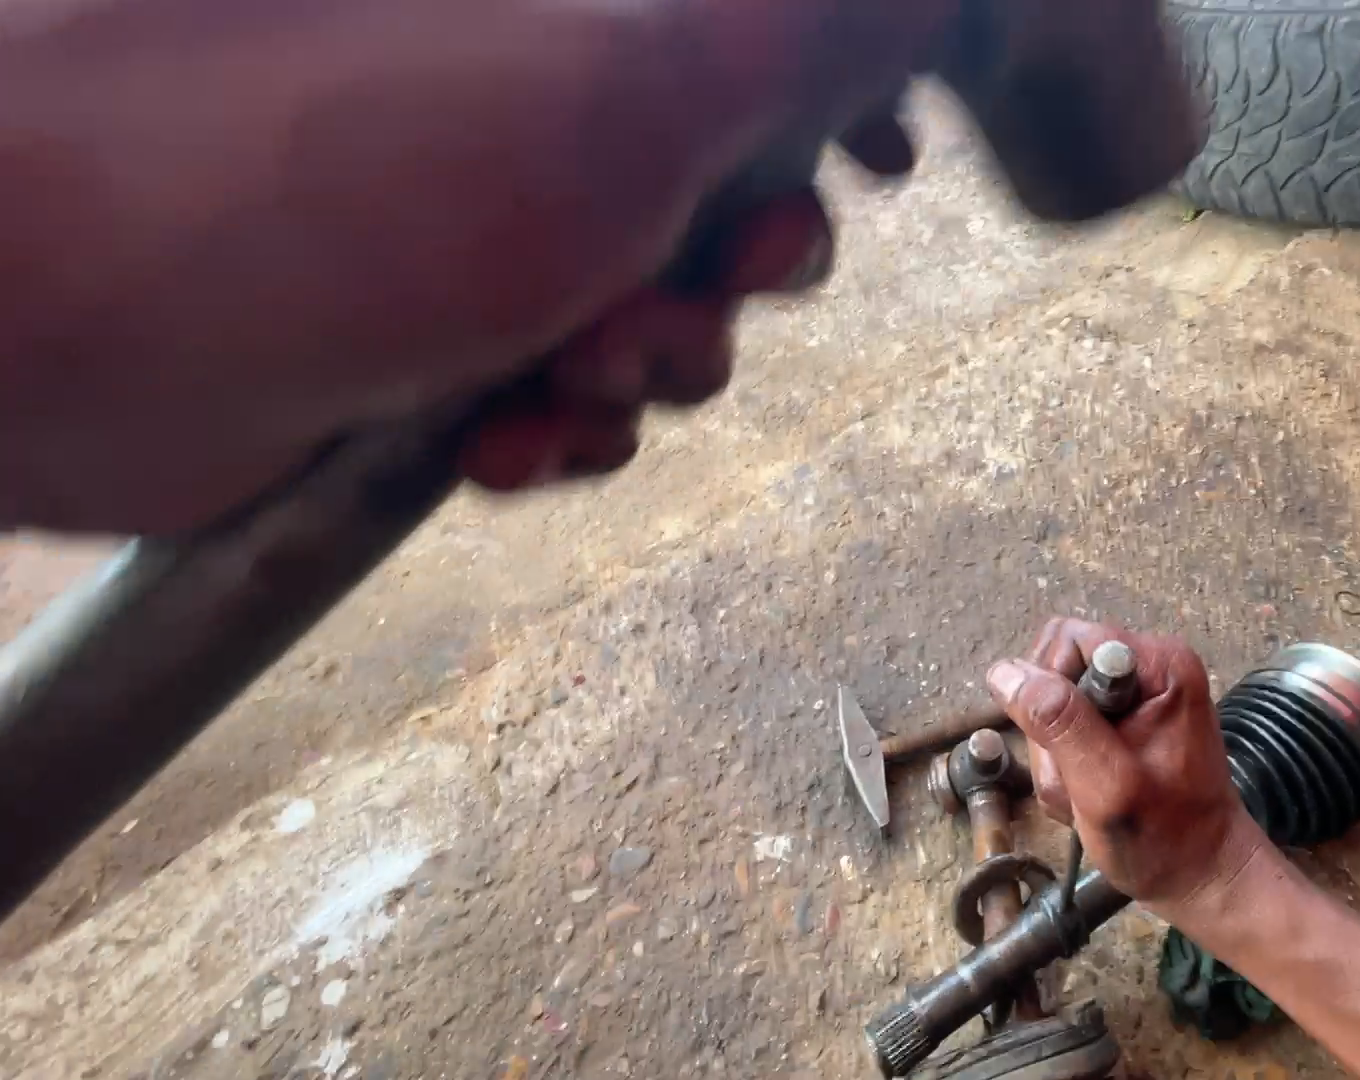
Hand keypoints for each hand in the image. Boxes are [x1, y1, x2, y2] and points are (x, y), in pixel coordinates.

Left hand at [0, 0, 946, 532]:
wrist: (53, 338)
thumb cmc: (352, 183)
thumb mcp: (623, 99)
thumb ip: (788, 39)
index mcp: (577, 8)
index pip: (765, 42)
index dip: (837, 111)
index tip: (875, 167)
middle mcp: (525, 85)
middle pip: (719, 195)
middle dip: (724, 285)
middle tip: (676, 317)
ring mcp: (476, 208)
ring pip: (650, 311)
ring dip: (638, 374)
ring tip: (564, 389)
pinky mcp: (434, 319)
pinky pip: (565, 385)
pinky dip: (555, 428)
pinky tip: (498, 443)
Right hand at [986, 618, 1271, 912]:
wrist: (1203, 875)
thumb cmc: (1167, 839)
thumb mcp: (1105, 783)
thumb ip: (1058, 722)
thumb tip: (1005, 672)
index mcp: (1160, 664)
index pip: (1068, 639)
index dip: (1049, 688)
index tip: (1066, 744)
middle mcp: (1152, 663)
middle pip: (1058, 665)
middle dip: (1050, 724)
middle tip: (1075, 775)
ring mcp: (1140, 689)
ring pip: (1055, 696)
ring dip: (1055, 749)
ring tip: (1083, 790)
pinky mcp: (1127, 713)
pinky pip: (1067, 718)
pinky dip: (1064, 757)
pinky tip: (1087, 788)